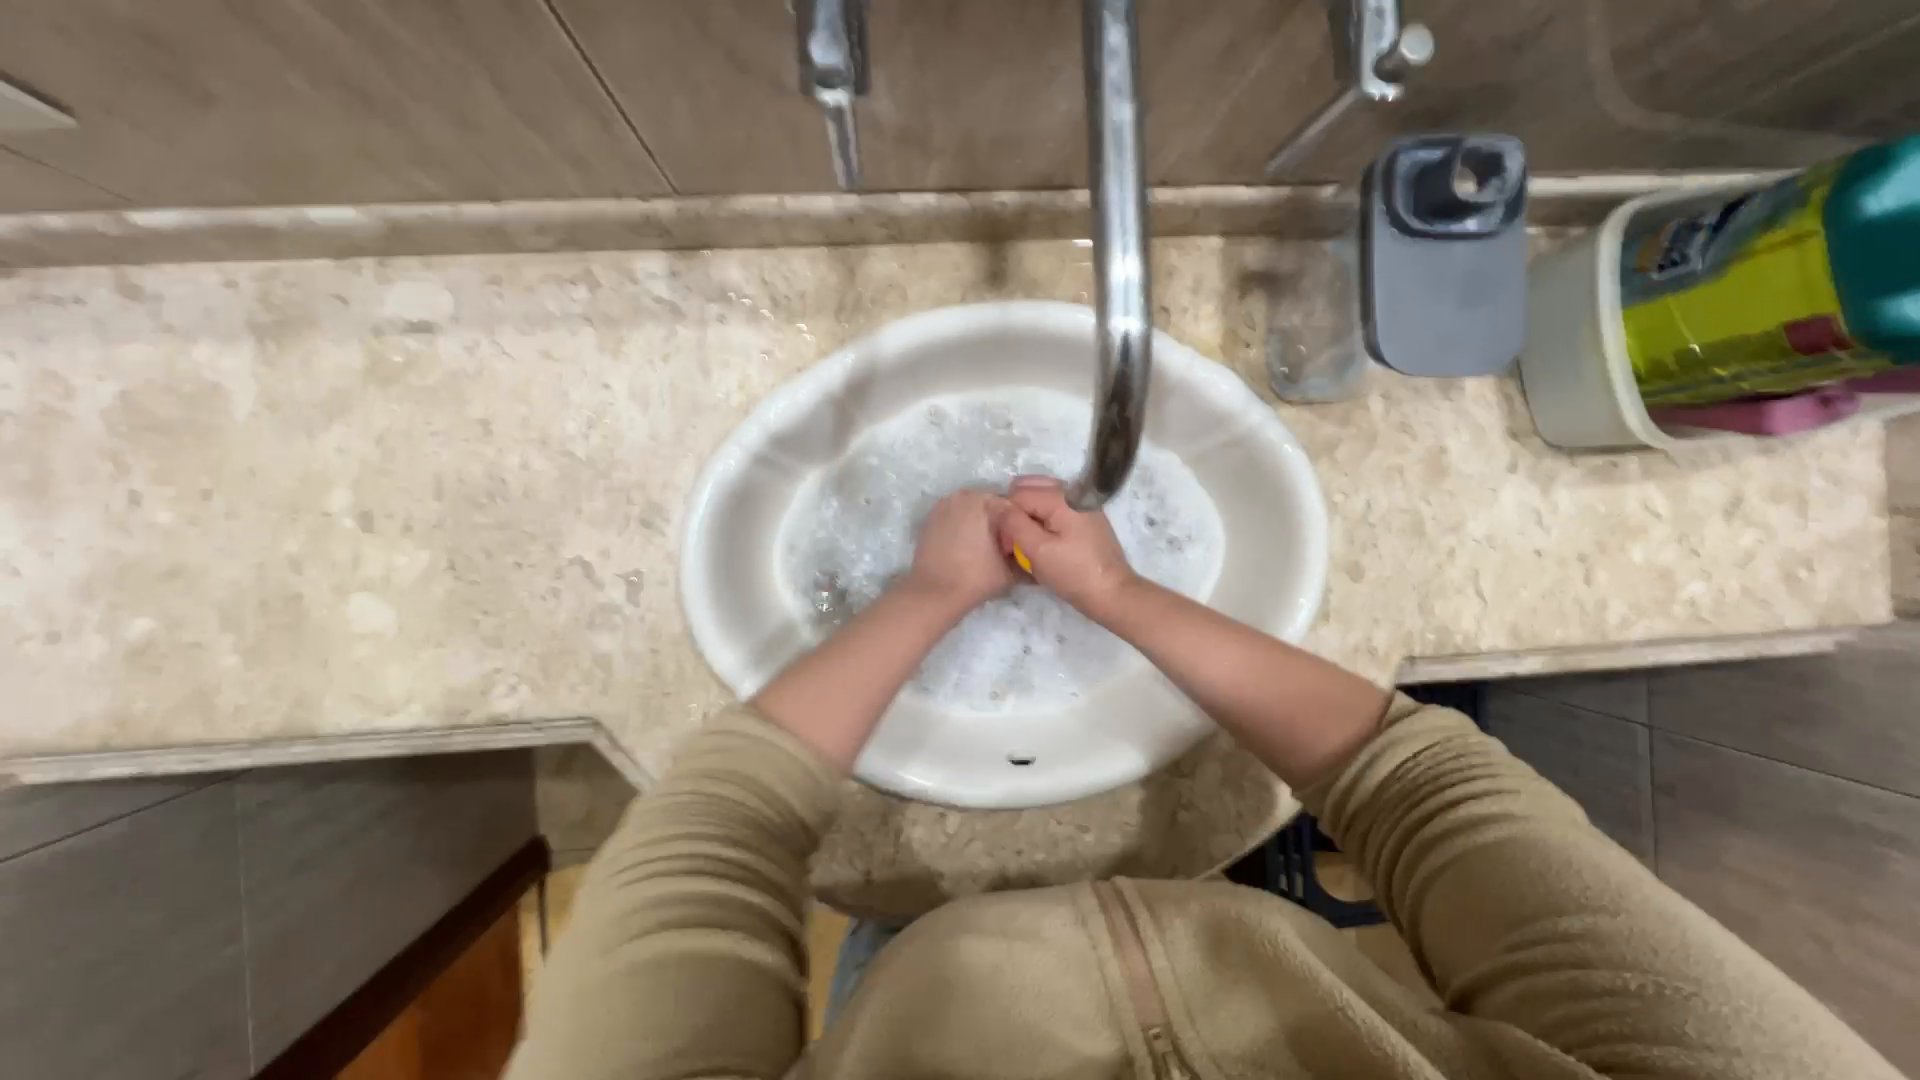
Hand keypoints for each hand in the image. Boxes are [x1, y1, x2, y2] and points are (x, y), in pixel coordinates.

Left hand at [903, 488, 1020, 614]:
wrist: (934, 592)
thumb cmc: (977, 577)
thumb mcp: (1012, 569)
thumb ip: (1026, 554)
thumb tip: (1033, 550)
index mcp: (986, 501)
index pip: (1012, 507)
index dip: (1019, 525)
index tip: (1019, 543)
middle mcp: (964, 495)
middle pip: (990, 505)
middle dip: (997, 521)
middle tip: (1002, 546)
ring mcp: (943, 504)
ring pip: (970, 509)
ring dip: (978, 522)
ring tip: (982, 547)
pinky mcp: (930, 518)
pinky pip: (953, 516)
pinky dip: (960, 526)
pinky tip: (964, 547)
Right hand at [992, 475, 1138, 621]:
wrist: (1112, 594)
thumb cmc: (1073, 574)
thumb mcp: (1037, 551)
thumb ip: (1013, 523)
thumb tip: (993, 502)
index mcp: (1062, 497)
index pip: (1019, 493)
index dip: (1007, 516)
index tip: (1008, 544)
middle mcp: (1074, 492)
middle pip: (1032, 488)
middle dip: (1018, 510)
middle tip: (1016, 540)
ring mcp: (1083, 503)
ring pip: (1044, 497)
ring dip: (1030, 515)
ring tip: (1029, 542)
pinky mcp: (1087, 517)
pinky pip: (1057, 507)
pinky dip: (1045, 519)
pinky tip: (1044, 540)